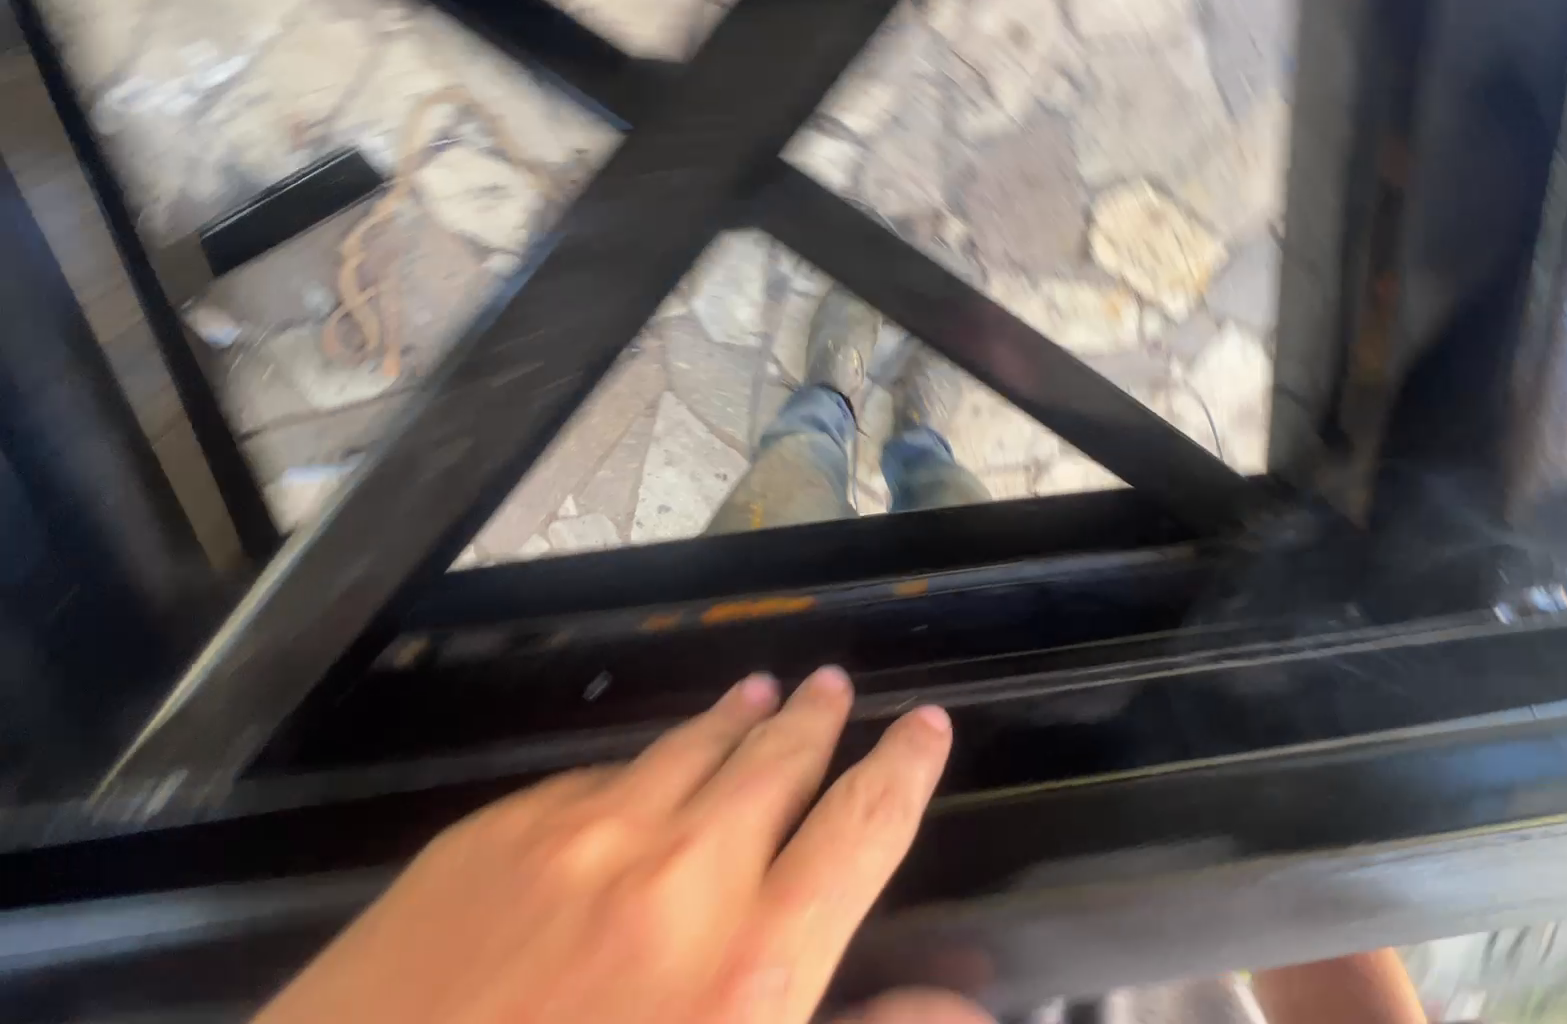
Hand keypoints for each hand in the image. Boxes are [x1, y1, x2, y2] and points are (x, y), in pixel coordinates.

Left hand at [254, 665, 985, 1023]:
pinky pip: (599, 776)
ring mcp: (578, 838)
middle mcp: (680, 872)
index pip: (864, 824)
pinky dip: (644, 767)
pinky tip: (644, 770)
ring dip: (736, 716)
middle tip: (834, 684)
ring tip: (763, 689)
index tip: (927, 725)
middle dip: (817, 718)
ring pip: (690, 746)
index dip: (905, 767)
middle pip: (777, 760)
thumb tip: (967, 1000)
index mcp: (753, 962)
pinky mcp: (489, 835)